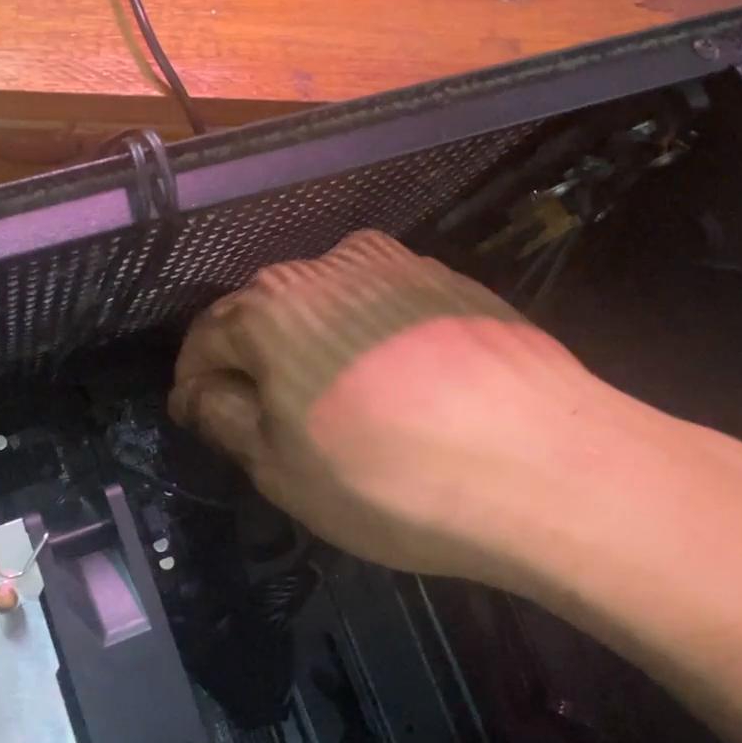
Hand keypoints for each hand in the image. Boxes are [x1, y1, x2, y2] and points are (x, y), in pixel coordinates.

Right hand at [168, 230, 687, 589]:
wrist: (548, 466)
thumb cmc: (388, 477)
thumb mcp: (281, 468)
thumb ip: (226, 420)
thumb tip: (205, 393)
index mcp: (270, 304)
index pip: (205, 338)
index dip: (193, 384)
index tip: (195, 418)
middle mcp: (329, 265)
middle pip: (266, 314)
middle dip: (254, 363)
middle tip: (262, 420)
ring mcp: (399, 266)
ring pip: (327, 308)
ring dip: (311, 348)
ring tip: (330, 403)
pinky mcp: (455, 284)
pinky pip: (383, 310)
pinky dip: (367, 342)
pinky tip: (394, 390)